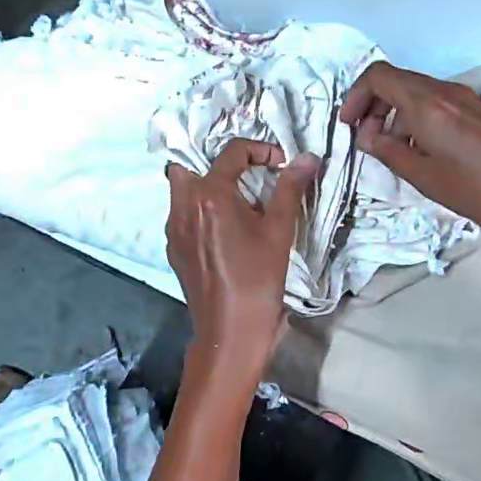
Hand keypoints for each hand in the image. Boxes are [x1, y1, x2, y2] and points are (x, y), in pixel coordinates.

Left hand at [165, 140, 319, 390]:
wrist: (230, 330)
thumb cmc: (258, 279)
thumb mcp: (278, 230)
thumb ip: (290, 188)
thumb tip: (306, 157)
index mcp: (210, 195)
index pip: (232, 152)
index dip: (260, 150)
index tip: (281, 165)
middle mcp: (183, 205)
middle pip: (192, 164)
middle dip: (220, 165)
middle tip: (248, 178)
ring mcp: (174, 228)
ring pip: (182, 190)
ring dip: (207, 187)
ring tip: (238, 204)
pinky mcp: (174, 248)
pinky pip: (182, 215)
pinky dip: (200, 211)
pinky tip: (225, 232)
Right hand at [340, 61, 480, 239]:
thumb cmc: (479, 191)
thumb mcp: (423, 176)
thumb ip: (388, 151)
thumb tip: (367, 136)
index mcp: (427, 104)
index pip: (378, 76)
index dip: (356, 96)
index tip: (349, 124)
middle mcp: (446, 92)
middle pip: (397, 81)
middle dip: (373, 105)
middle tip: (366, 139)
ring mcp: (467, 99)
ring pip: (417, 93)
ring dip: (395, 114)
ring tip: (393, 151)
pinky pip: (438, 104)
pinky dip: (418, 118)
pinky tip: (423, 151)